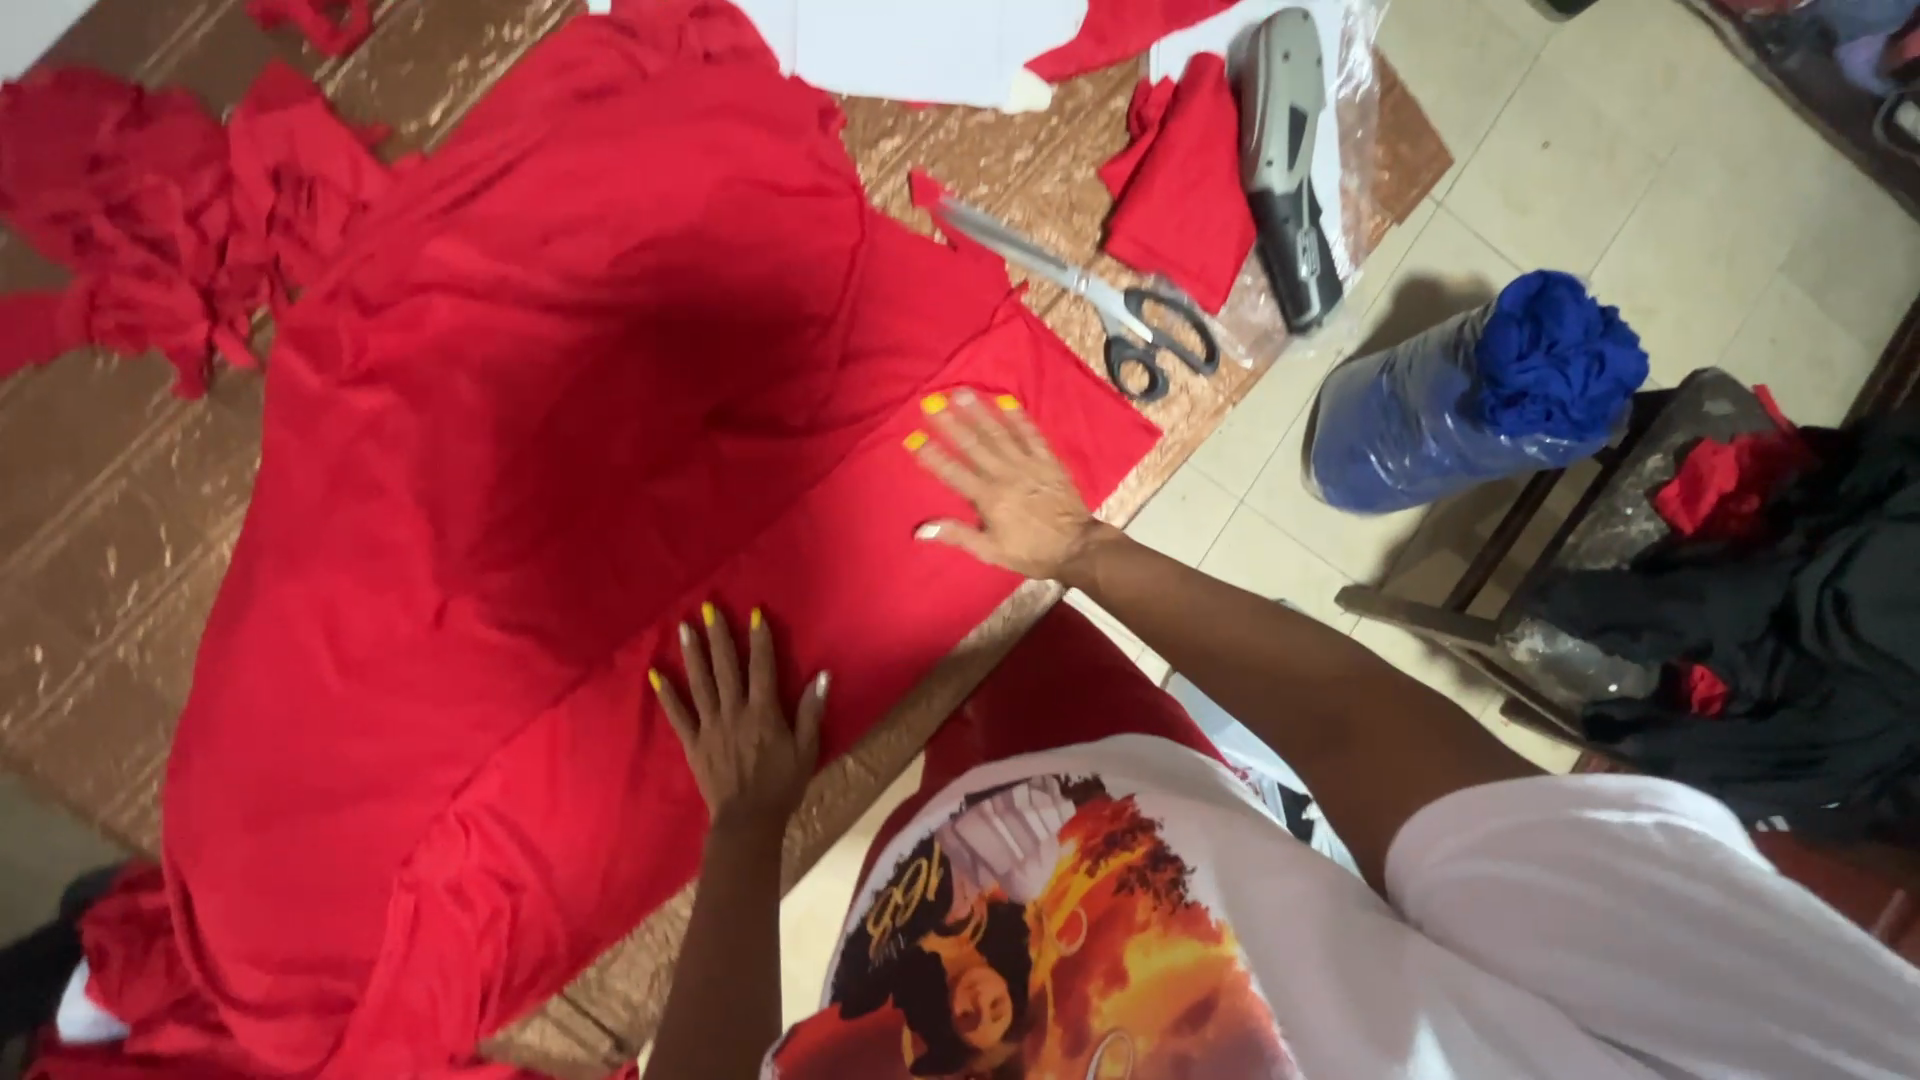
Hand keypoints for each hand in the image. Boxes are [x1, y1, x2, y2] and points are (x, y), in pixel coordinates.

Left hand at [651, 604, 827, 837]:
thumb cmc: (783, 785)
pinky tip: (655, 673)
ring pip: (701, 683)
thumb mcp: (807, 749)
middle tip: (710, 607)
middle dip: (720, 635)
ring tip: (685, 627)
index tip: (755, 613)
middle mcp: (735, 712)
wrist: (748, 821)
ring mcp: (710, 726)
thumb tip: (822, 675)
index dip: (760, 639)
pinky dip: (666, 694)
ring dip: (693, 653)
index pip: (763, 667)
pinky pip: (678, 714)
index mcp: (764, 712)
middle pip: (727, 667)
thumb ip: (811, 711)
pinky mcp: (693, 742)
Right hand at [906, 389, 1120, 582]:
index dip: (932, 455)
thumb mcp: (991, 551)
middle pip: (973, 445)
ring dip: (979, 411)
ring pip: (999, 433)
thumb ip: (957, 536)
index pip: (953, 472)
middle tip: (931, 402)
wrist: (1076, 547)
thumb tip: (920, 531)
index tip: (913, 438)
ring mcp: (1028, 464)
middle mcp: (1005, 475)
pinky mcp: (1048, 459)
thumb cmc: (1031, 552)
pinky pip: (1030, 433)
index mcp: (988, 498)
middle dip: (950, 423)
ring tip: (961, 393)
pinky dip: (1017, 416)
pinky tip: (1004, 401)